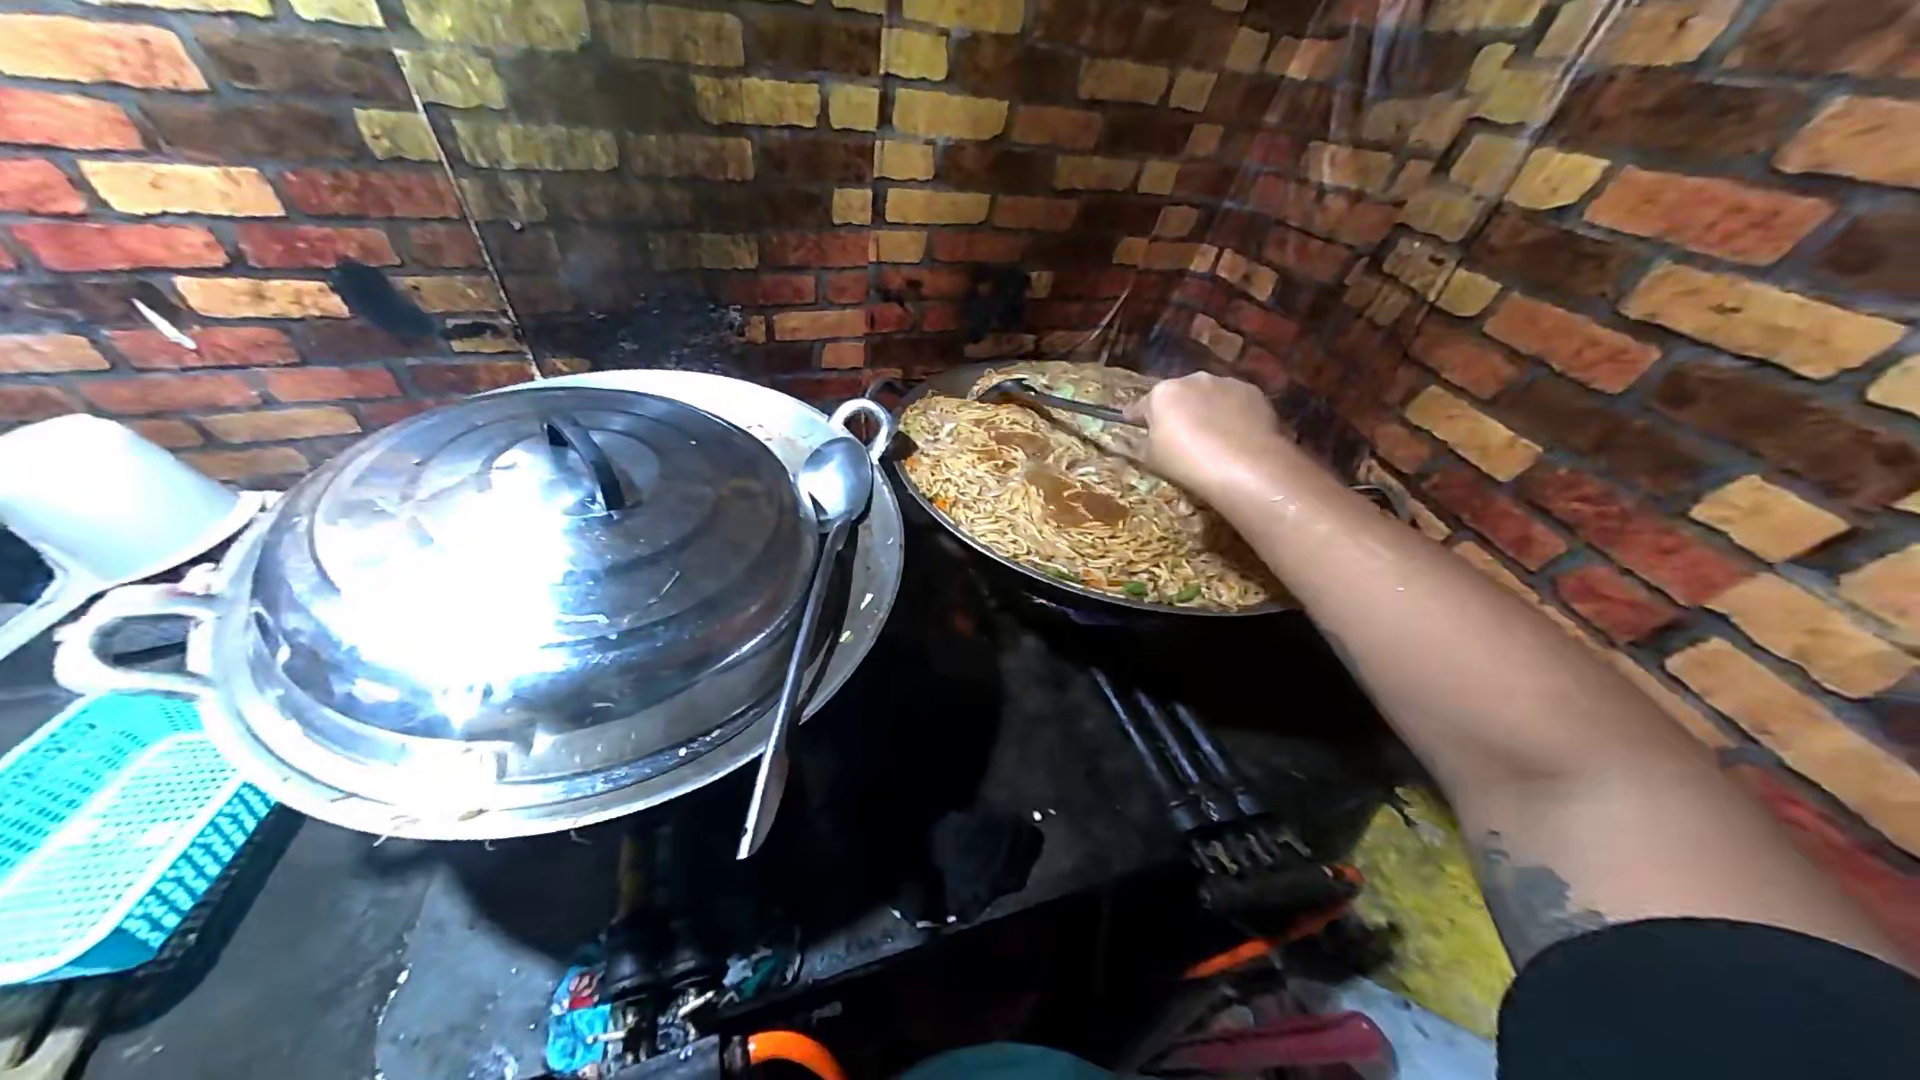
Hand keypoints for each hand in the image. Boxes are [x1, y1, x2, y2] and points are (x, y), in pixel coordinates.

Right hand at [1125, 373, 1295, 498]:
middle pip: (1179, 394)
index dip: (1136, 416)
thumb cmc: (1187, 462)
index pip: (1142, 405)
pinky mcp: (1254, 392)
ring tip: (1211, 434)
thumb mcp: (1152, 458)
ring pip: (1209, 395)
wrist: (1245, 465)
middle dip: (1177, 409)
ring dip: (1206, 409)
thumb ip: (1146, 440)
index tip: (1131, 422)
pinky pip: (1234, 402)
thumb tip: (1148, 434)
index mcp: (1162, 393)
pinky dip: (1231, 414)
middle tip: (1178, 432)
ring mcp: (1226, 383)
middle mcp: (1193, 379)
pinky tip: (1235, 434)